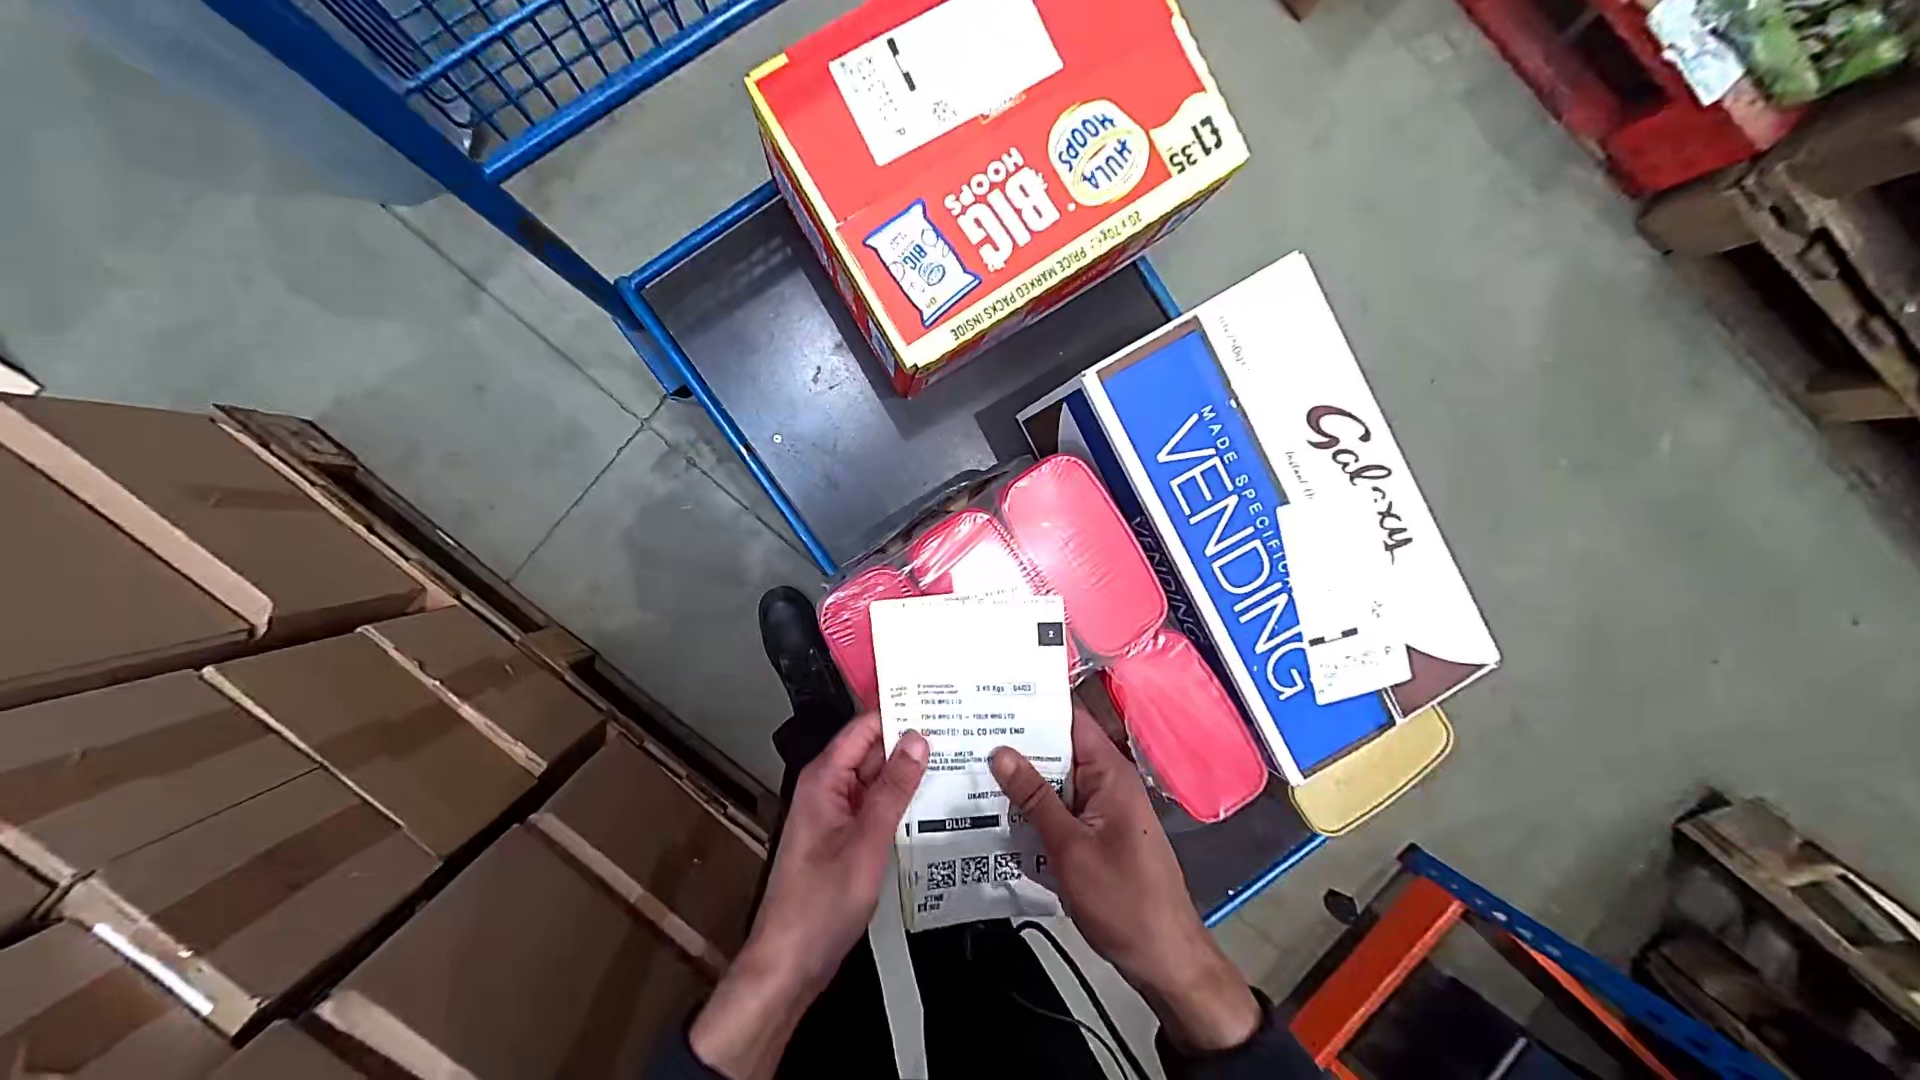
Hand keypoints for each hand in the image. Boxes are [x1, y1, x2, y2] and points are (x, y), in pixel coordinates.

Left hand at [690, 713, 926, 1079]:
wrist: (791, 965)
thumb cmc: (819, 905)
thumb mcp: (867, 841)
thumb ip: (893, 789)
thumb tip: (917, 740)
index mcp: (824, 779)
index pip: (864, 727)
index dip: (899, 712)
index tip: (938, 704)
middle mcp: (829, 788)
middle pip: (873, 750)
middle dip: (911, 742)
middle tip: (960, 733)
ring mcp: (838, 812)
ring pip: (879, 779)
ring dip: (910, 773)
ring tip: (958, 761)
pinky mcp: (847, 835)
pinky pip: (877, 805)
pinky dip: (903, 801)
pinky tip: (935, 802)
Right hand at [991, 707, 1260, 1053]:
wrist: (1164, 958)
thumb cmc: (1123, 900)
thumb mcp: (1070, 847)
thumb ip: (1034, 798)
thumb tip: (1001, 752)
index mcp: (1109, 774)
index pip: (1071, 721)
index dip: (1035, 706)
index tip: (994, 696)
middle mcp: (1107, 783)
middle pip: (1059, 750)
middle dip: (1018, 744)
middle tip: (969, 733)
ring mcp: (1102, 809)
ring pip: (1056, 782)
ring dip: (1022, 779)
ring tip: (972, 766)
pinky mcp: (1096, 834)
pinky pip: (1060, 809)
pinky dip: (1033, 809)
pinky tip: (998, 812)